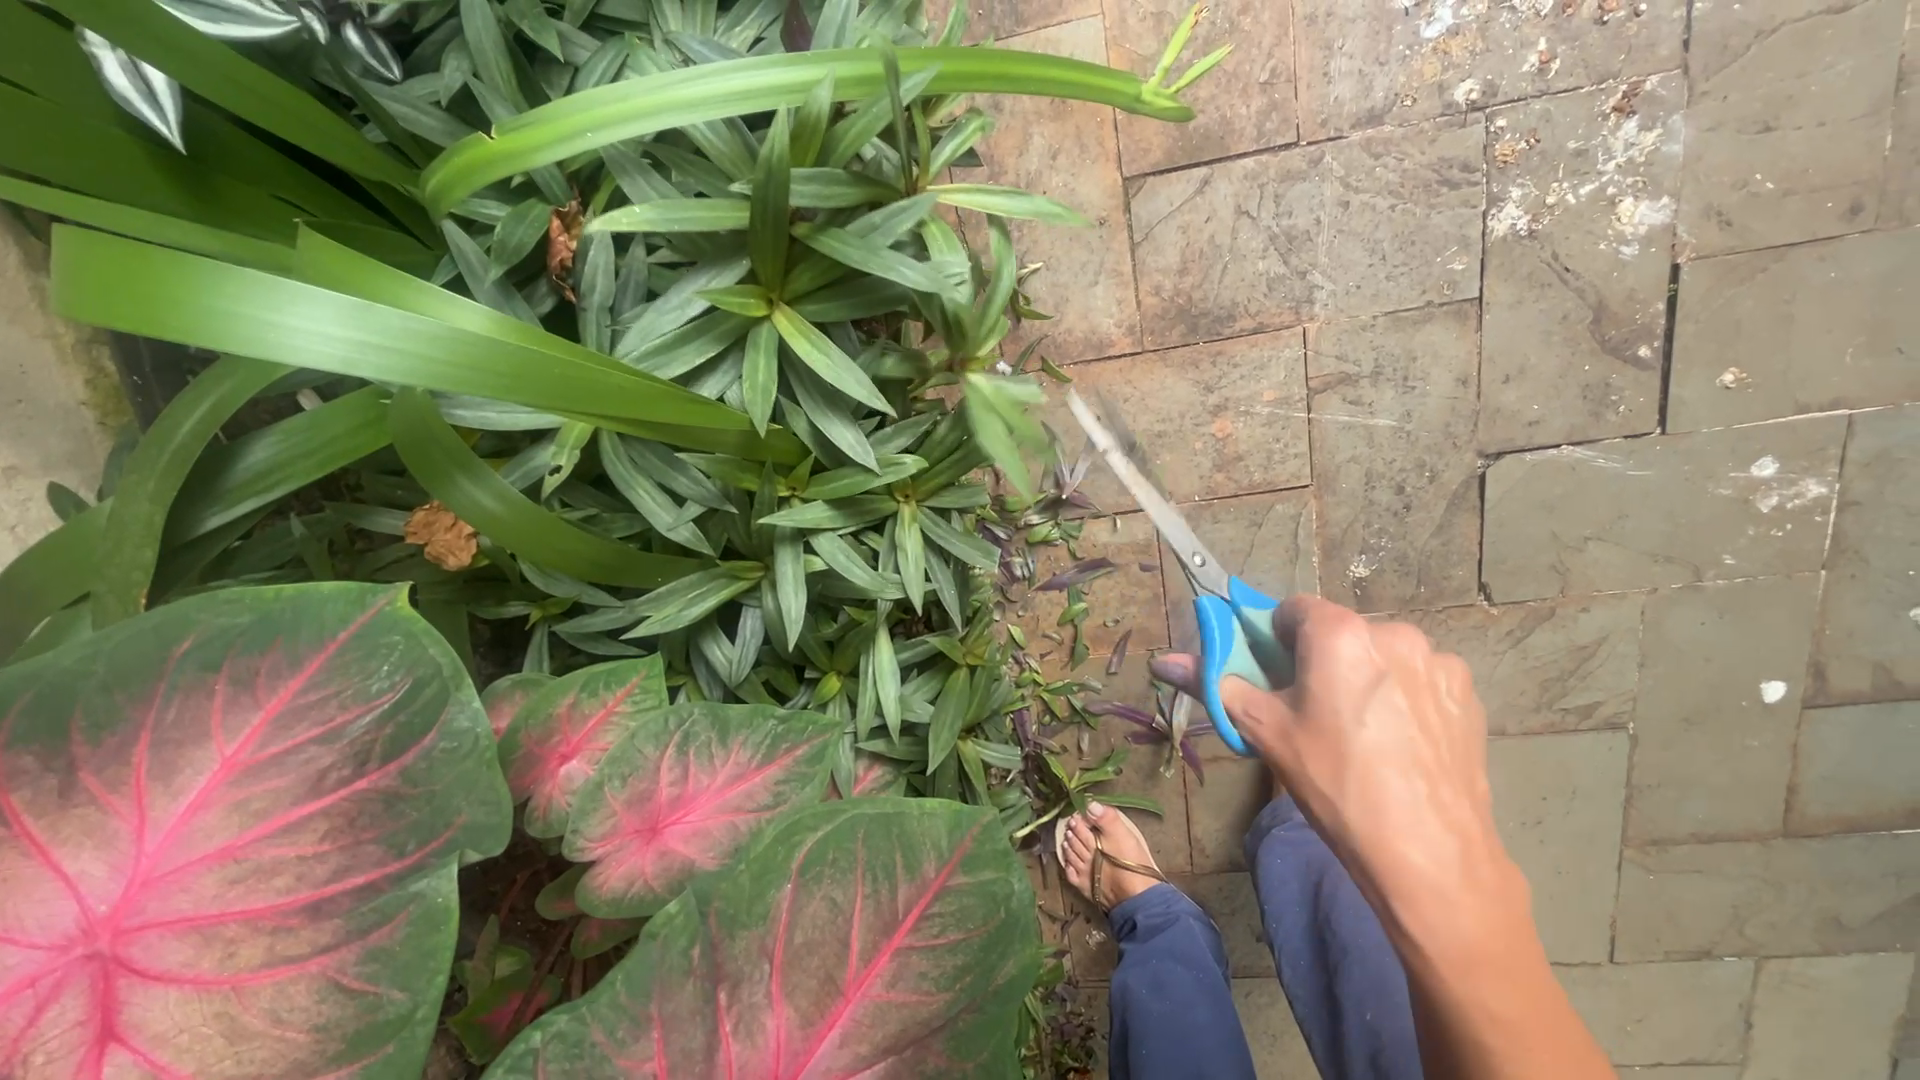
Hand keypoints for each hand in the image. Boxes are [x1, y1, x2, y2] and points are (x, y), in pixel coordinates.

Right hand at [1151, 595, 1523, 938]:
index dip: (1275, 640)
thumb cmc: (1335, 784)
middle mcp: (1392, 632)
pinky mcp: (1467, 693)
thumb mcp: (1266, 732)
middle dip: (1320, 662)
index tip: (1273, 680)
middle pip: (1338, 633)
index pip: (1293, 609)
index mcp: (1339, 633)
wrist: (1429, 852)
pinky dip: (1402, 697)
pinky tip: (1399, 743)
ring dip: (1363, 678)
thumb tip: (1162, 660)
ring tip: (1360, 735)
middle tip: (1311, 714)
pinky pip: (1418, 679)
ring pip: (1380, 656)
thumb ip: (1215, 684)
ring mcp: (1437, 661)